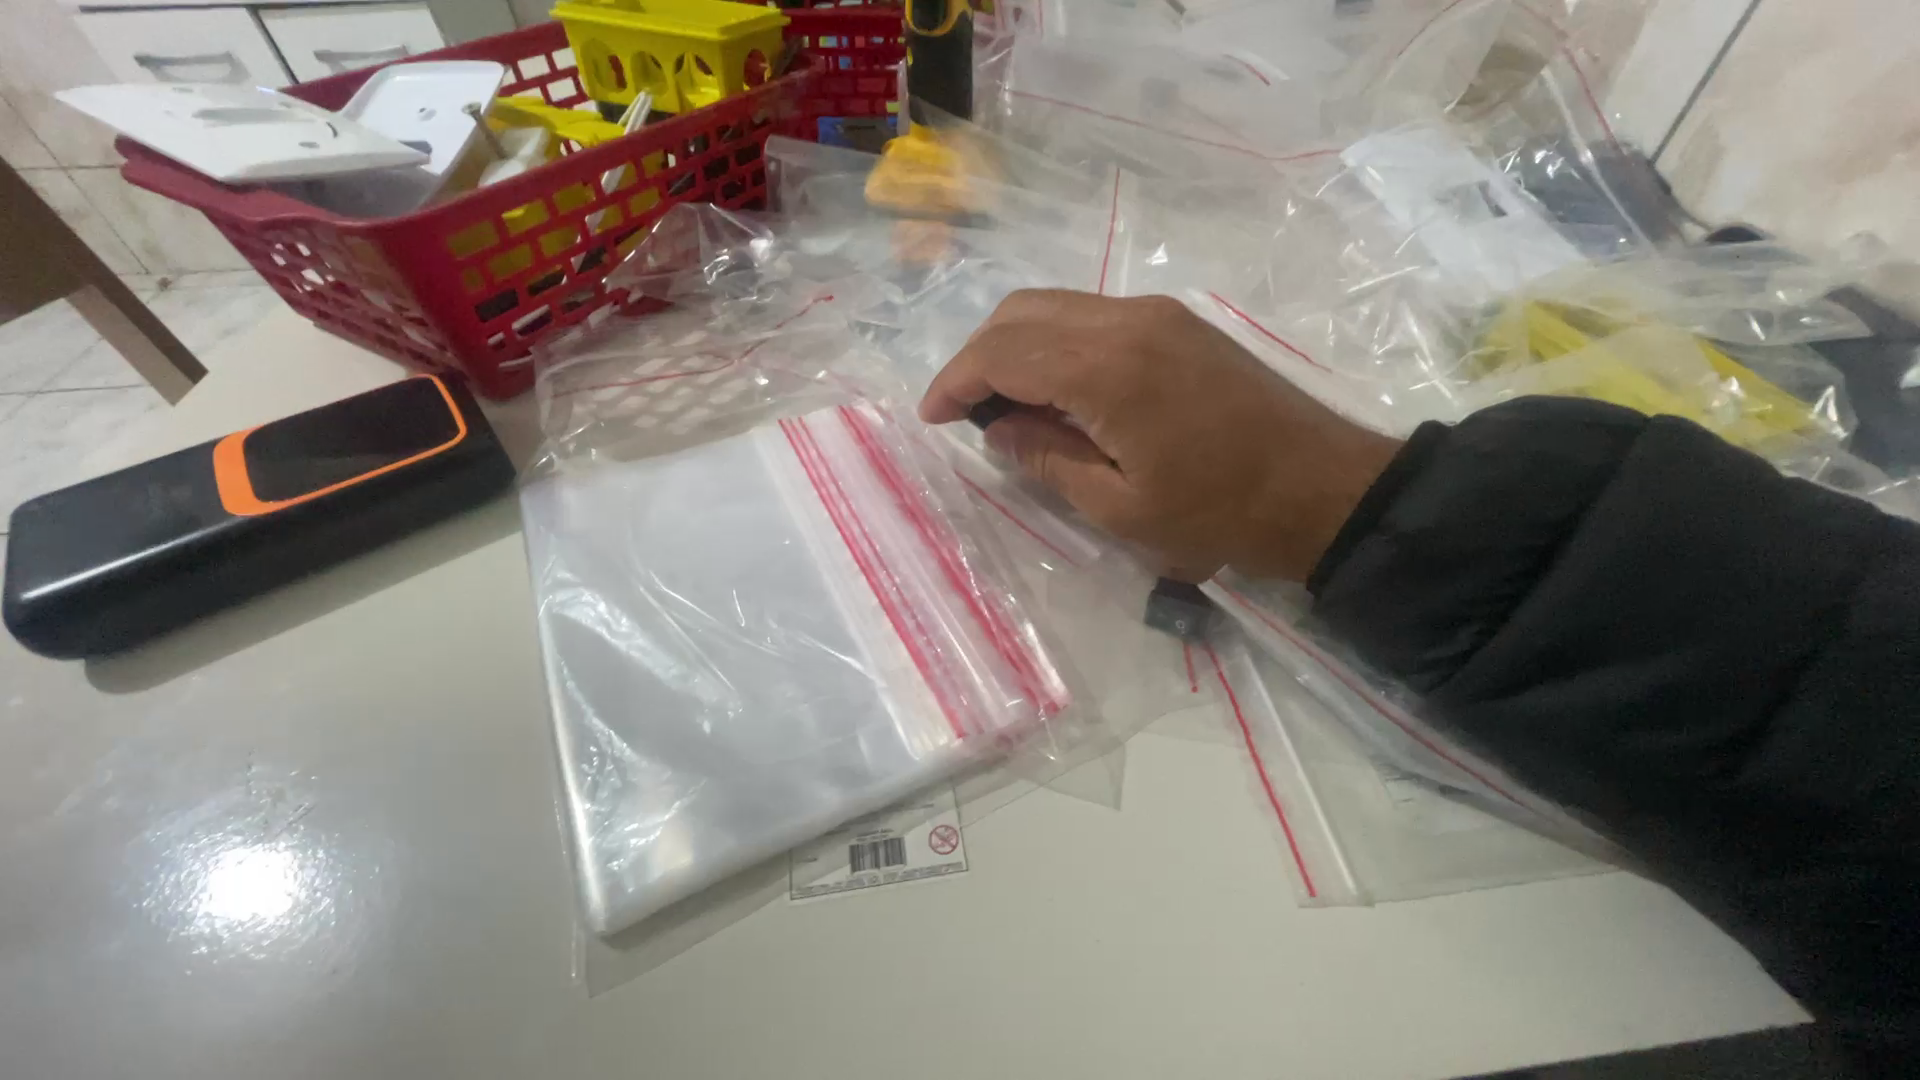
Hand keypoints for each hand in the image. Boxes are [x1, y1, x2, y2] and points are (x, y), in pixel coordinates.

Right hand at [919, 290, 1401, 581]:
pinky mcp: (1177, 323)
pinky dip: (1055, 344)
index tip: (932, 418)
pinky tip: (1057, 391)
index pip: (1002, 351)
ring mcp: (1156, 314)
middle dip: (979, 357)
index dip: (956, 381)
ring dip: (1016, 347)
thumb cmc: (1218, 514)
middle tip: (967, 412)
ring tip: (1006, 406)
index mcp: (1105, 368)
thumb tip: (997, 428)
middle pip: (1021, 312)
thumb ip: (1046, 458)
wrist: (1322, 489)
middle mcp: (1126, 320)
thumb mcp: (1119, 506)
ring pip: (1055, 307)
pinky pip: (1091, 317)